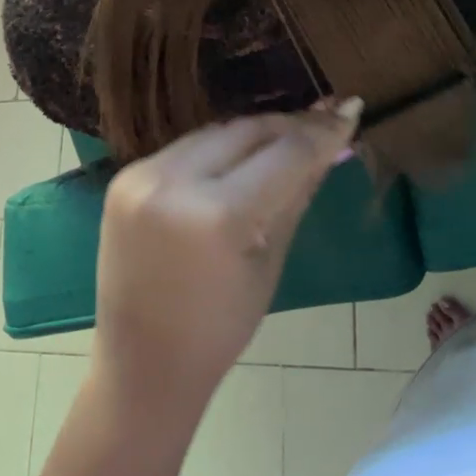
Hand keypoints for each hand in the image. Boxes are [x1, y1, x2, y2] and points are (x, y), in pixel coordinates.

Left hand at [93, 100, 361, 406]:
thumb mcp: (271, 260)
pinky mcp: (125, 177)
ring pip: (216, 132)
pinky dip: (219, 149)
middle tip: (325, 122)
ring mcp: (141, 176)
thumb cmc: (220, 328)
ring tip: (289, 139)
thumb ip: (299, 191)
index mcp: (216, 216)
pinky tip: (243, 158)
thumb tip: (331, 143)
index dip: (322, 131)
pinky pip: (186, 148)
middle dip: (290, 126)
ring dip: (254, 133)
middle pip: (247, 130)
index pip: (284, 153)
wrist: (143, 364)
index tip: (350, 111)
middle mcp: (173, 183)